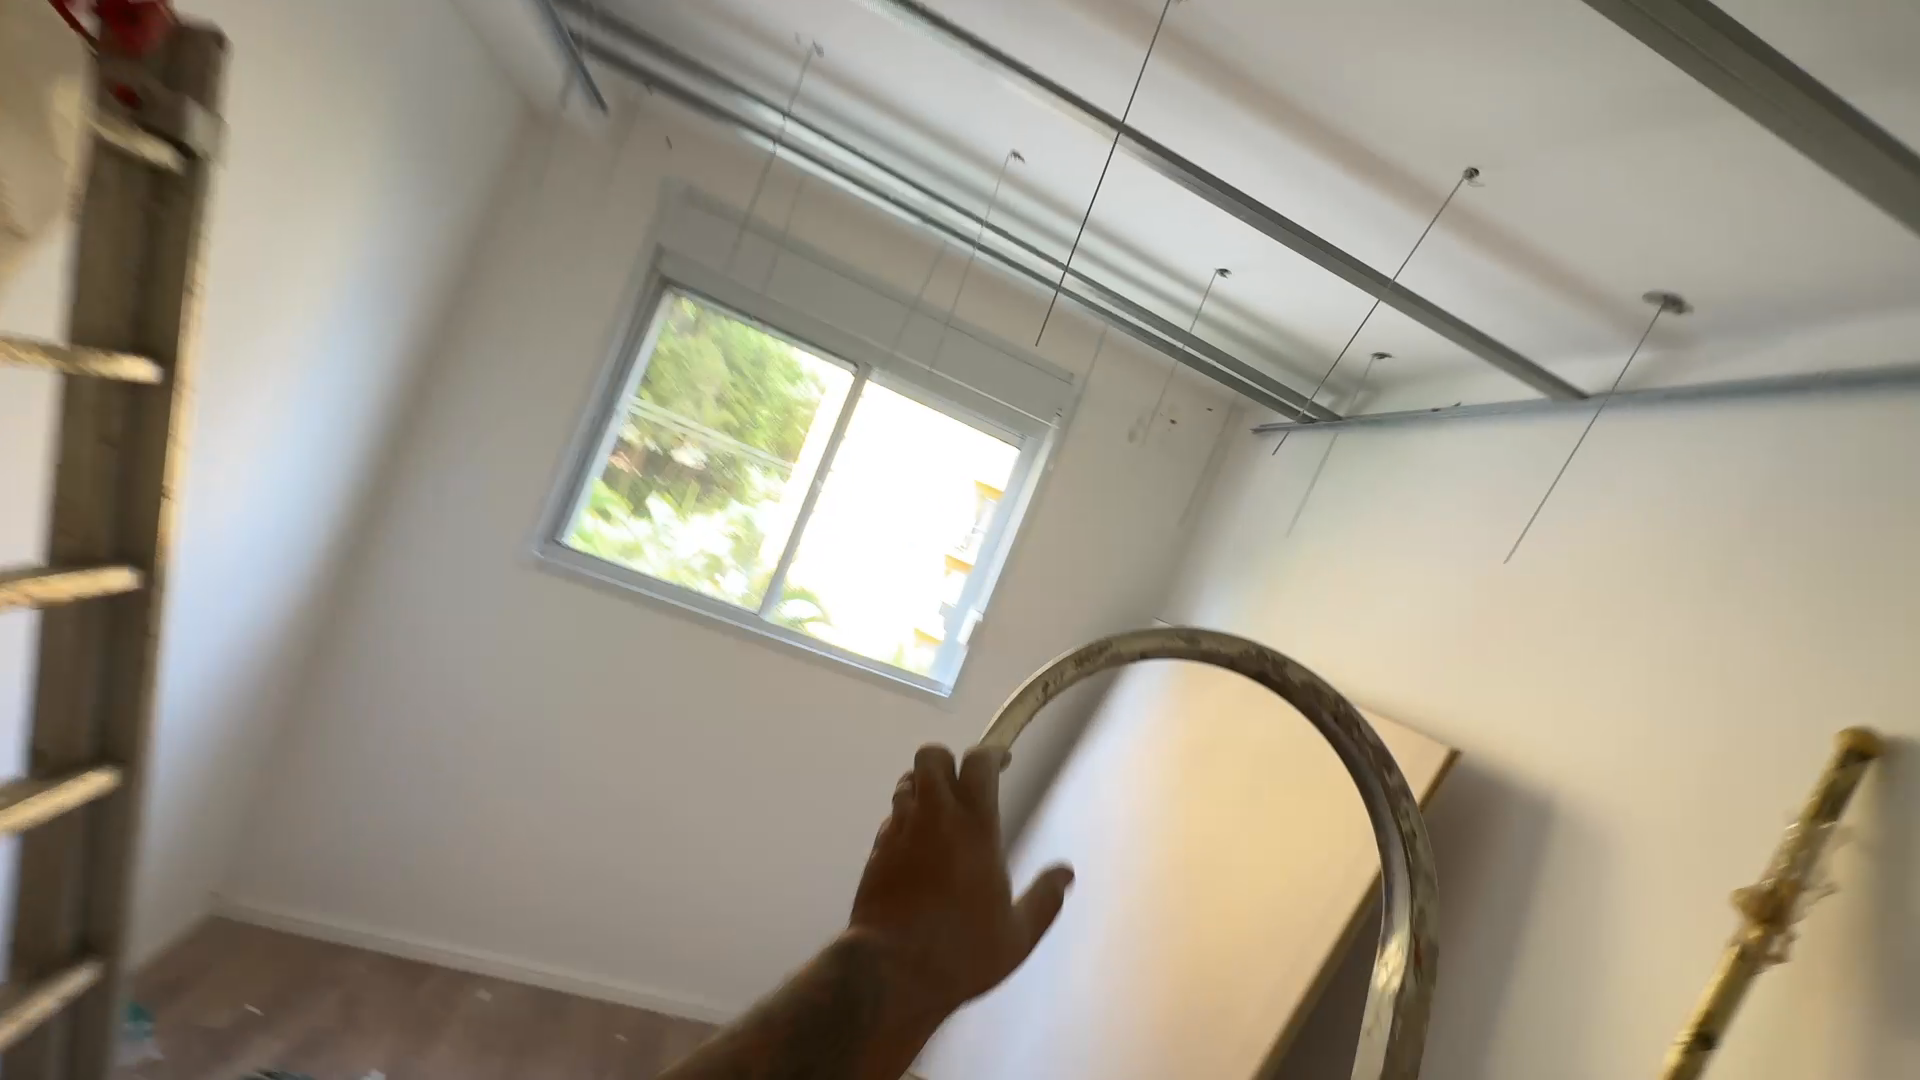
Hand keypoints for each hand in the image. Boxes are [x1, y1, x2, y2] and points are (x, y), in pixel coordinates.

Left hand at [848, 744, 1074, 1018]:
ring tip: (939, 815)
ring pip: (907, 782)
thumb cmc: (962, 952)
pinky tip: (916, 849)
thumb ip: (1044, 898)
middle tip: (963, 786)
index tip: (1003, 760)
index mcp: (975, 827)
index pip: (979, 763)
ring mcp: (901, 830)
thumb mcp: (1018, 935)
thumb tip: (1067, 873)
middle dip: (948, 761)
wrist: (891, 971)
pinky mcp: (876, 849)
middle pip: (932, 756)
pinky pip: (892, 817)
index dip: (992, 753)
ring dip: (923, 789)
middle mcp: (935, 817)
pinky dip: (905, 820)